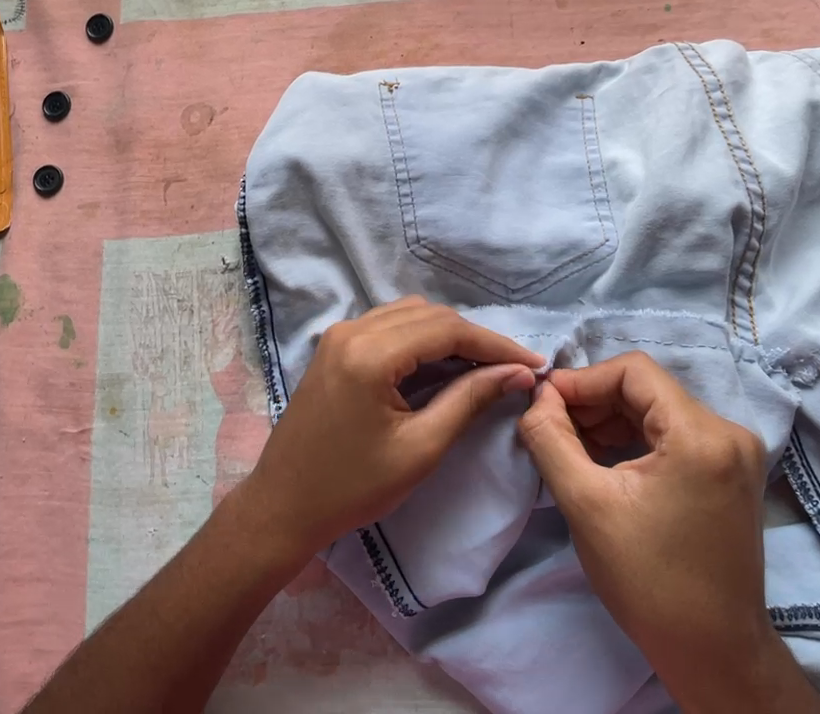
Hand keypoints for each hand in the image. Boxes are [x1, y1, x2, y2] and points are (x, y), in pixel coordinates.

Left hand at [230, 298, 544, 561]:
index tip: (535, 365)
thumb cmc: (353, 487)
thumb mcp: (420, 448)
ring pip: (408, 315)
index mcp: (369, 354)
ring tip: (484, 367)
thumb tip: (517, 374)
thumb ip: (469, 400)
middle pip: (429, 315)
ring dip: (448, 335)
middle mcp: (351, 331)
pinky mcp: (334, 347)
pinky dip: (420, 338)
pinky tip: (443, 363)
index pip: (446, 330)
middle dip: (474, 338)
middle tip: (513, 370)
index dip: (495, 345)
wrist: (285, 504)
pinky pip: (387, 326)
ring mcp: (338, 335)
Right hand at [518, 353, 814, 713]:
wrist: (712, 650)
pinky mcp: (728, 472)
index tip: (544, 405)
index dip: (581, 380)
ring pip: (655, 409)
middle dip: (591, 401)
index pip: (632, 371)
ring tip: (569, 445)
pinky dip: (631, 438)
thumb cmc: (646, 578)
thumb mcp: (584, 502)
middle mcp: (728, 433)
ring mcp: (734, 453)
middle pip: (644, 388)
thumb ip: (550, 437)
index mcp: (701, 435)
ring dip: (608, 420)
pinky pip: (670, 433)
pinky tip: (599, 459)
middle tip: (549, 427)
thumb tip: (536, 397)